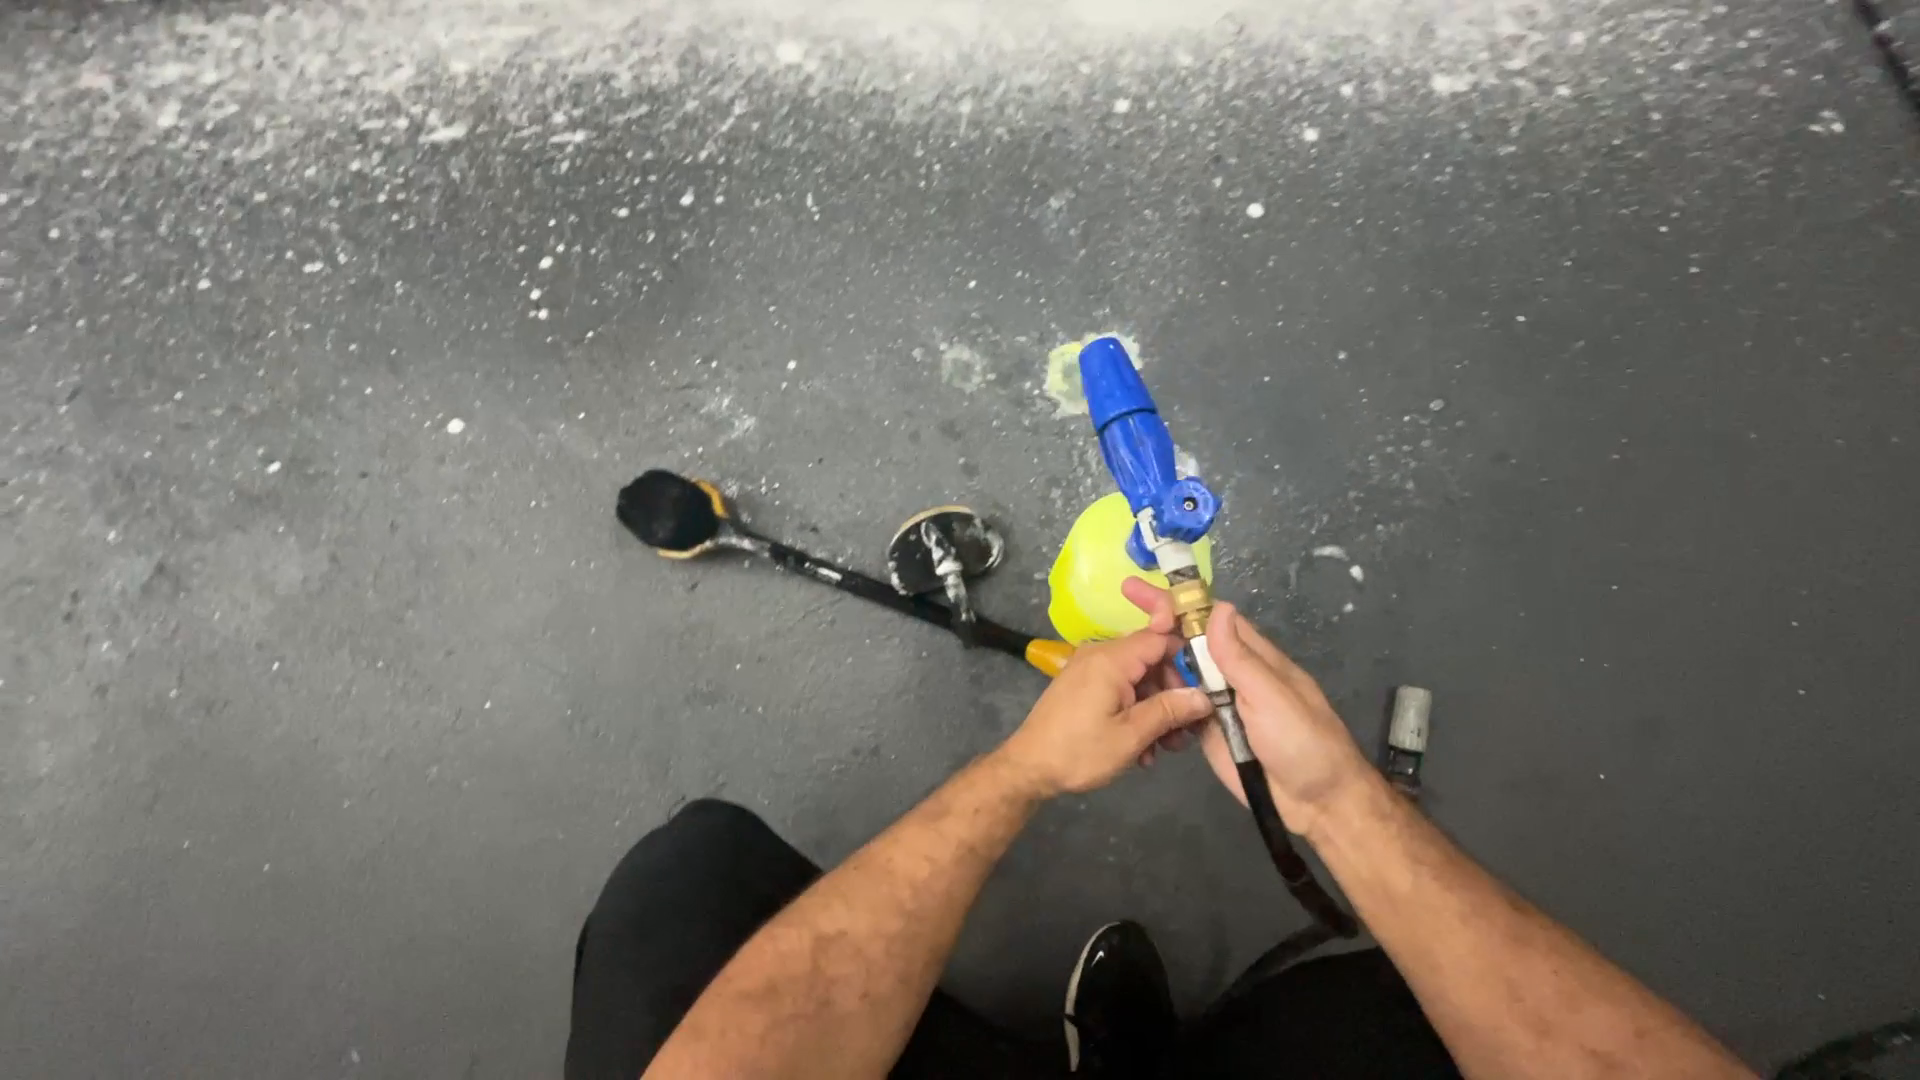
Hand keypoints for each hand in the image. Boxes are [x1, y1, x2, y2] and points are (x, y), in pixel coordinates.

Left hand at [992, 629, 1212, 798]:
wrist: (1029, 768)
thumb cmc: (1079, 751)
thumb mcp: (1130, 735)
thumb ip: (1169, 711)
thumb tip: (1205, 696)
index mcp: (1111, 659)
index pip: (1160, 638)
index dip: (1187, 660)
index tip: (1206, 688)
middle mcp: (1100, 656)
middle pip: (1152, 662)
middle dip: (1173, 695)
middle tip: (1186, 731)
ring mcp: (1090, 672)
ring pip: (1139, 681)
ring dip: (1156, 712)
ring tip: (1165, 749)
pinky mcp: (1085, 688)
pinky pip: (1121, 691)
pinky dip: (1135, 714)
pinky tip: (1142, 750)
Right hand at [1122, 579, 1373, 838]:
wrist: (1316, 804)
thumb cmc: (1303, 743)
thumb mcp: (1273, 696)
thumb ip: (1240, 658)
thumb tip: (1218, 608)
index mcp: (1253, 658)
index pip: (1210, 619)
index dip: (1177, 604)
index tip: (1140, 593)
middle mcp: (1231, 674)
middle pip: (1188, 646)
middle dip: (1155, 634)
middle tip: (1119, 636)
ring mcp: (1217, 702)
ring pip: (1178, 676)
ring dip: (1152, 671)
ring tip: (1122, 675)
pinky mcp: (1206, 729)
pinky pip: (1177, 708)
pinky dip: (1157, 703)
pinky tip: (1134, 703)